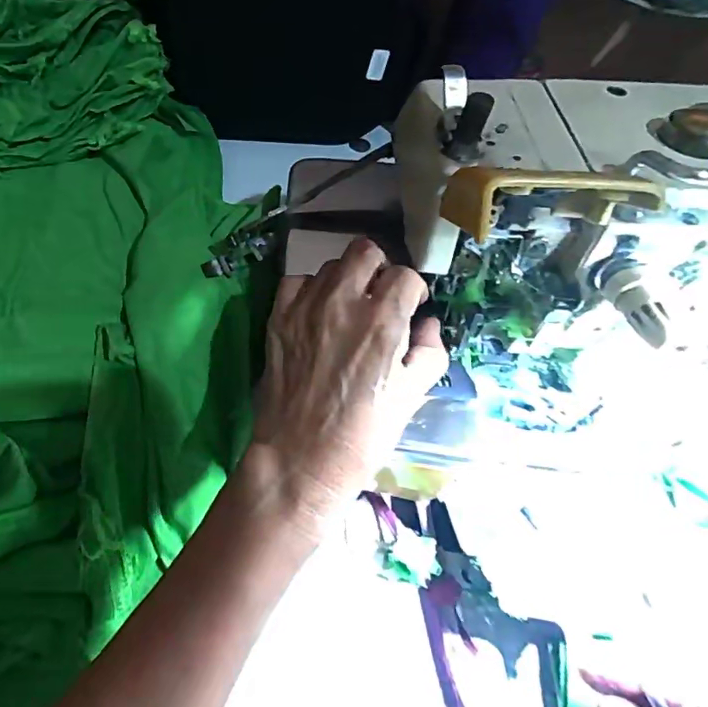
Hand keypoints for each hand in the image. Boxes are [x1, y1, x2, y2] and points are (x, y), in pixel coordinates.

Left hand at [246, 238, 450, 542]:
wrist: (301, 455)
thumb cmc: (364, 433)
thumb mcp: (412, 395)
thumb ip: (429, 351)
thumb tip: (427, 324)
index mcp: (383, 321)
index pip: (405, 275)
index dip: (412, 289)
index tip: (410, 305)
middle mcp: (343, 302)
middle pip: (365, 251)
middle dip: (379, 268)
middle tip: (379, 294)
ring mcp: (305, 306)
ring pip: (330, 266)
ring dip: (345, 279)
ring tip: (347, 307)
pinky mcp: (278, 316)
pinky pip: (295, 282)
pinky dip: (308, 290)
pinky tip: (315, 312)